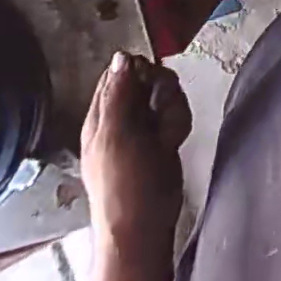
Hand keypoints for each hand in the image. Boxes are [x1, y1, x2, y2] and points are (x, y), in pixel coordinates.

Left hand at [81, 52, 190, 257]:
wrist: (145, 224)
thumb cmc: (123, 185)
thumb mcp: (115, 135)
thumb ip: (118, 94)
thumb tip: (121, 56)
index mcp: (101, 114)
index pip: (120, 72)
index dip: (138, 71)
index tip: (149, 82)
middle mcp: (123, 116)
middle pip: (150, 79)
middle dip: (161, 92)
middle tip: (158, 113)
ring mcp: (145, 126)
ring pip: (168, 95)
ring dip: (172, 111)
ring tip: (165, 136)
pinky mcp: (165, 137)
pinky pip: (178, 114)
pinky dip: (178, 125)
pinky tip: (172, 142)